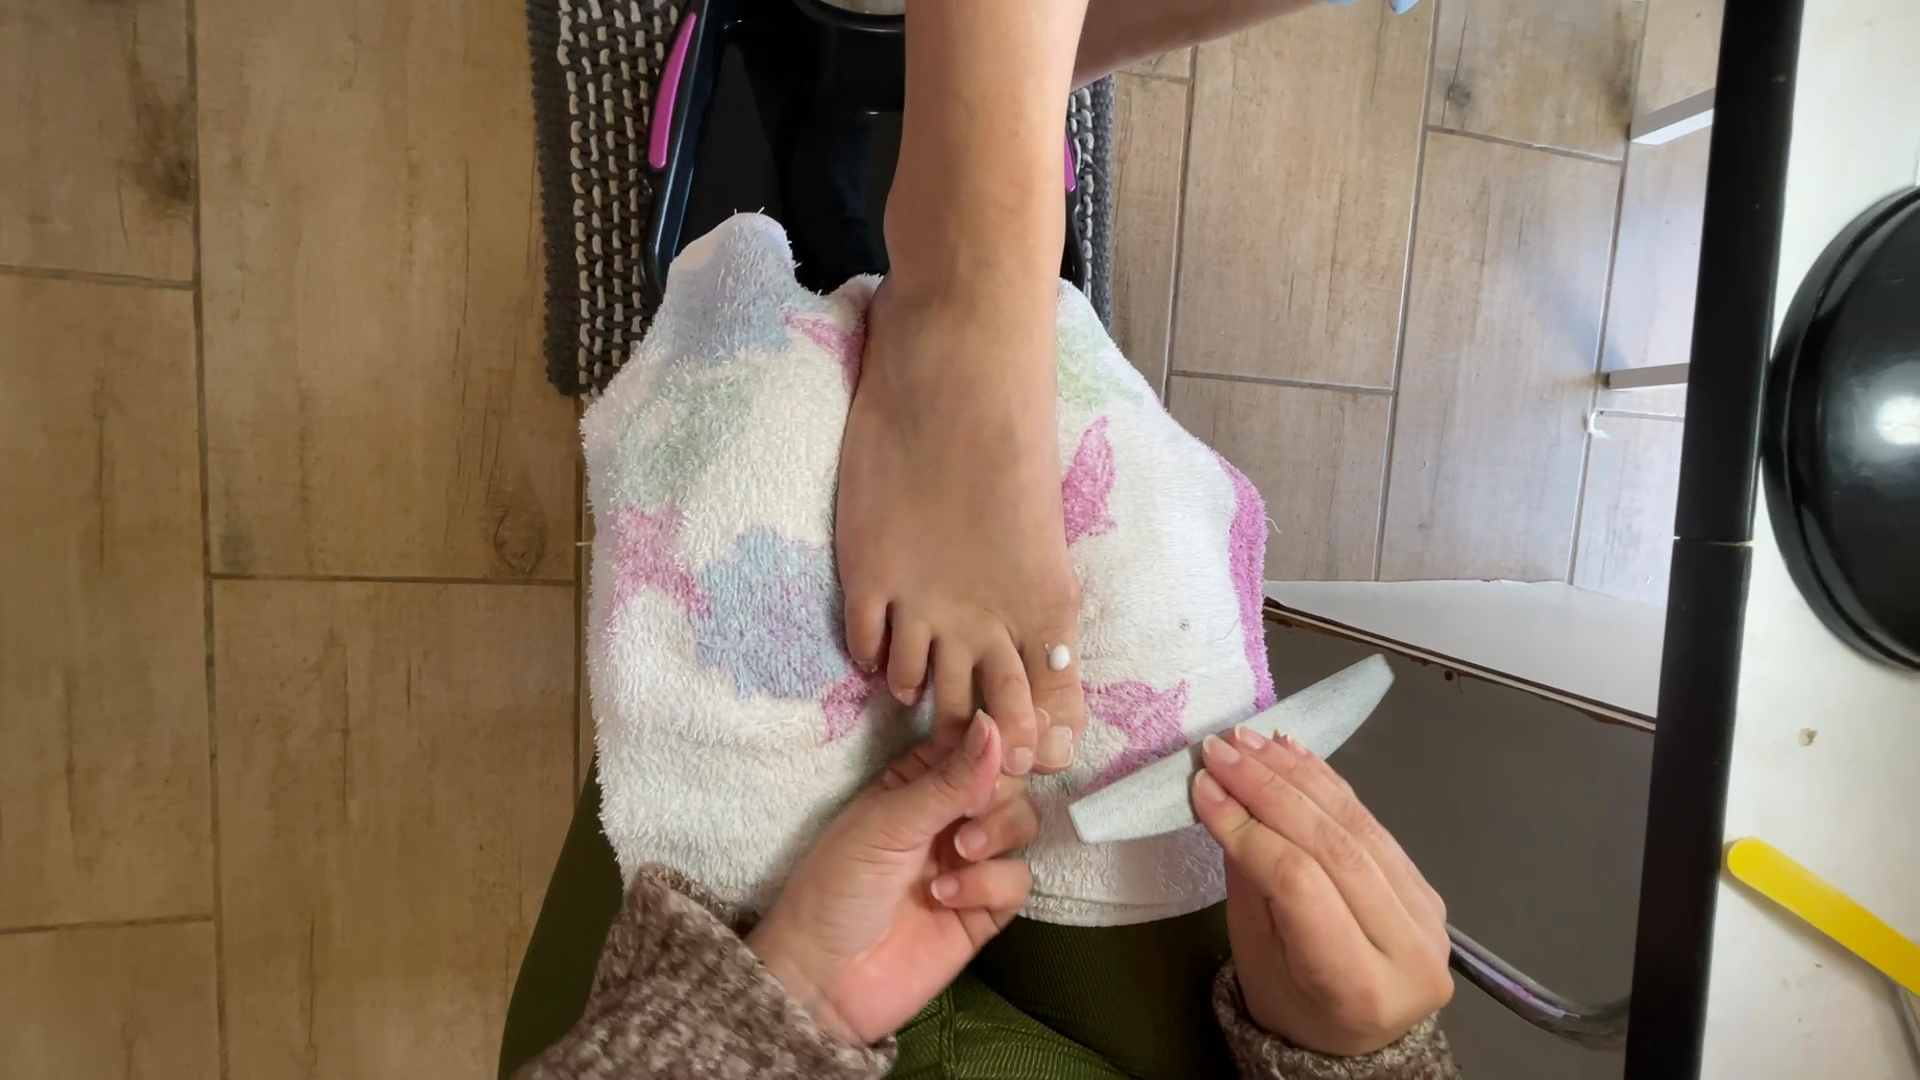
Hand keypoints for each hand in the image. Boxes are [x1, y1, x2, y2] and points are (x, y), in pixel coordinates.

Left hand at [747, 712, 1038, 1044]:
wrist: (823, 980)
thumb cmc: (840, 882)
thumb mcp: (890, 821)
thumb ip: (949, 779)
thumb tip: (993, 723)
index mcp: (923, 778)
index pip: (976, 740)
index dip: (996, 740)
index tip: (1006, 745)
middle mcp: (952, 811)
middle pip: (1009, 779)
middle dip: (997, 792)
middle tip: (969, 813)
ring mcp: (971, 858)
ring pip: (1021, 823)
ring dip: (996, 833)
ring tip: (959, 852)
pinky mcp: (985, 907)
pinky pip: (1017, 879)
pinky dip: (990, 883)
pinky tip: (947, 896)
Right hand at [836, 277, 1088, 774]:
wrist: (960, 378)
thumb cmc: (1016, 437)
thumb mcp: (1044, 532)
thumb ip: (1035, 598)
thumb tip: (1026, 640)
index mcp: (1045, 609)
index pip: (1048, 711)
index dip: (1035, 742)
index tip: (1020, 745)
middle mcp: (986, 622)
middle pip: (982, 718)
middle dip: (976, 737)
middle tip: (962, 730)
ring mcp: (922, 605)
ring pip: (915, 690)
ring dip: (917, 689)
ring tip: (915, 675)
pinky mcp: (868, 578)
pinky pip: (867, 652)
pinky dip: (873, 656)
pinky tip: (878, 639)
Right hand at [1193, 726, 1452, 1055]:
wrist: (1351, 1034)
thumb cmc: (1286, 995)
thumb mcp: (1252, 944)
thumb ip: (1246, 867)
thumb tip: (1219, 791)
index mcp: (1358, 984)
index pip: (1298, 882)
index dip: (1247, 827)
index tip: (1202, 786)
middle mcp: (1409, 950)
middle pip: (1331, 844)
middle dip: (1266, 787)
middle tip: (1219, 751)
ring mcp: (1427, 913)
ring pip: (1353, 822)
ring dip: (1293, 772)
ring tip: (1247, 740)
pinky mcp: (1423, 883)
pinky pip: (1368, 817)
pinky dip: (1324, 777)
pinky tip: (1287, 747)